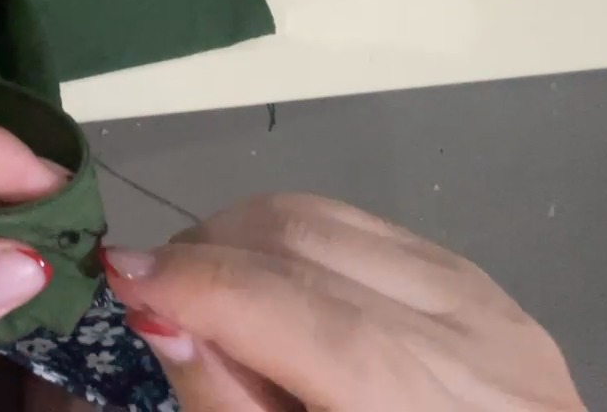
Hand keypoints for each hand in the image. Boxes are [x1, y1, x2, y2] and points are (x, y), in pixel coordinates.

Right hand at [103, 193, 584, 411]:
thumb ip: (224, 402)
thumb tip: (151, 310)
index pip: (317, 330)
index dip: (208, 290)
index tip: (118, 270)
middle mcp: (488, 354)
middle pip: (305, 256)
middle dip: (202, 256)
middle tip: (147, 284)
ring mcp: (481, 298)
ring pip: (310, 217)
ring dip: (226, 235)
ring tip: (198, 280)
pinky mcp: (457, 266)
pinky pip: (332, 214)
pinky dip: (266, 230)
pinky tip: (250, 268)